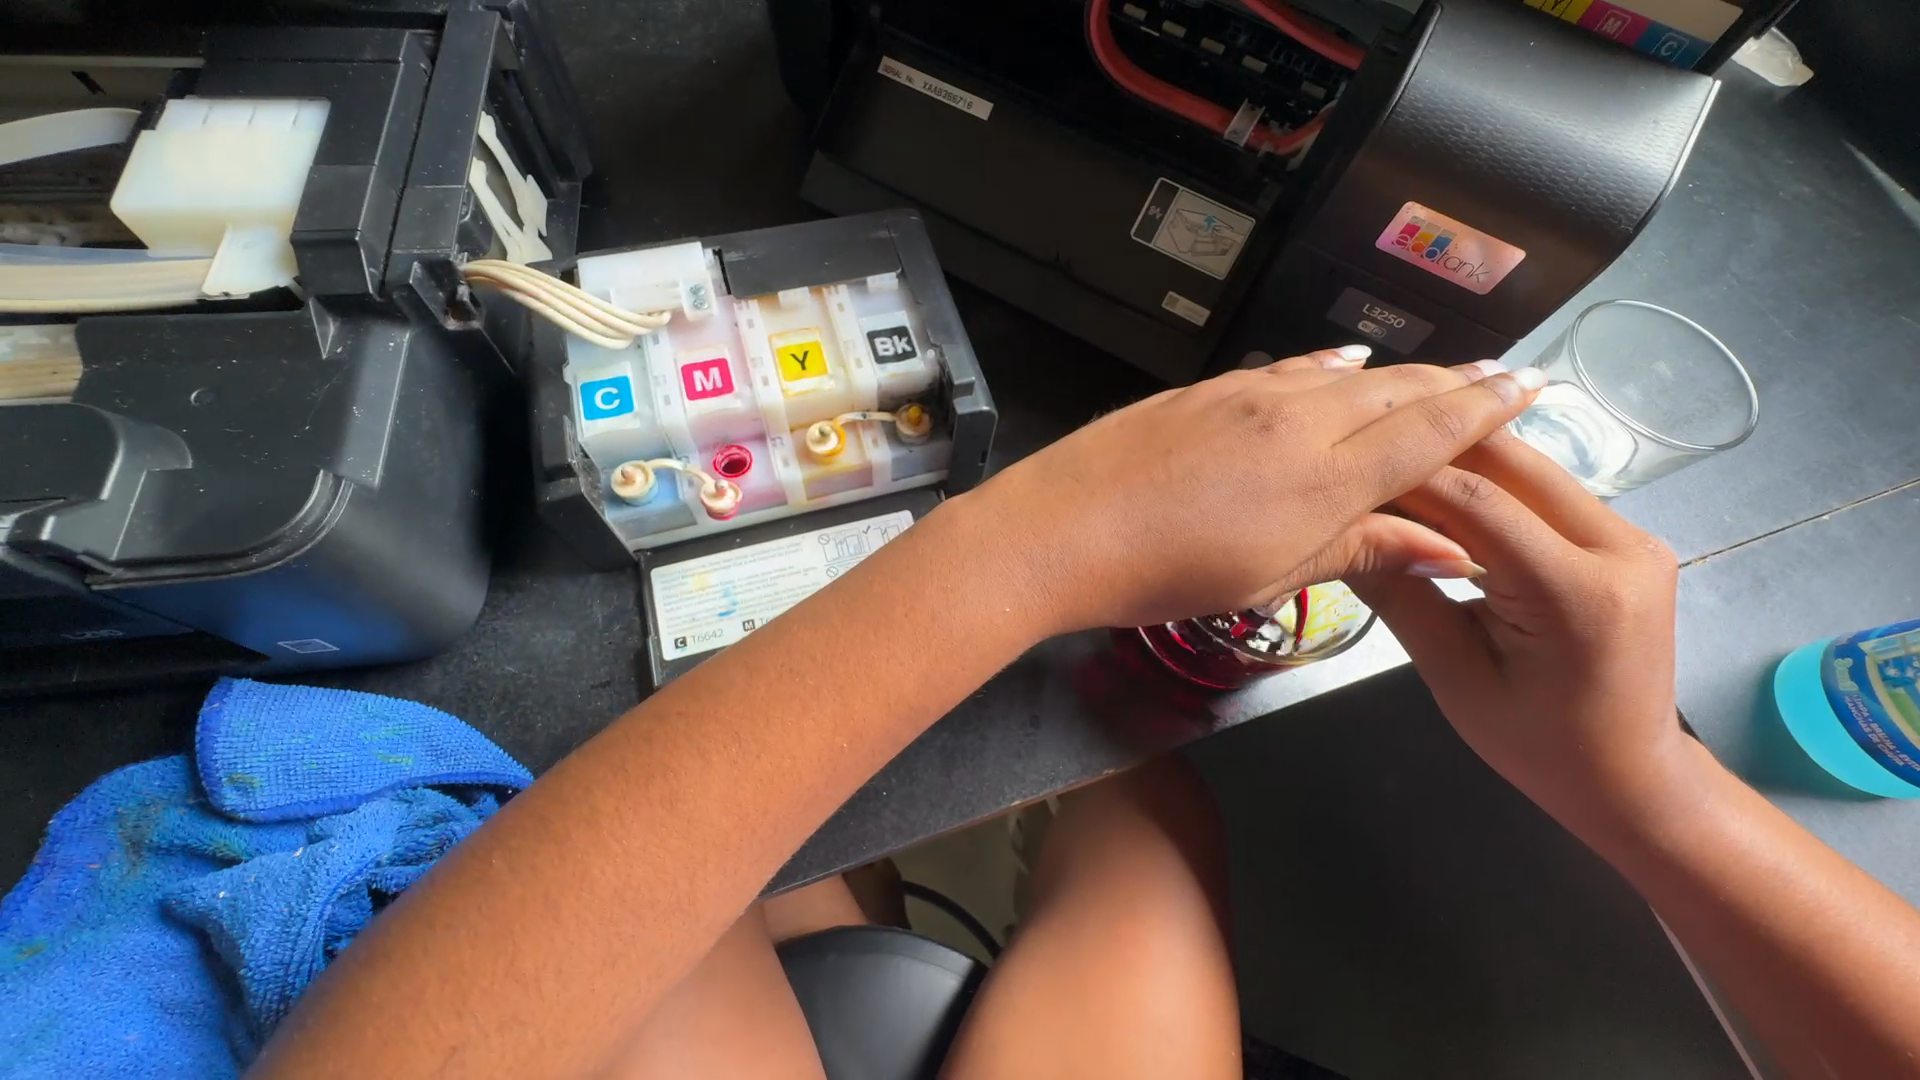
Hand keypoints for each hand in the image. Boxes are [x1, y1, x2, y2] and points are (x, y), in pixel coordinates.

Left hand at [953, 348, 1546, 634]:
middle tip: (1499, 372)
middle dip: (1453, 382)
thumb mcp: (1266, 579)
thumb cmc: (1160, 577)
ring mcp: (1241, 397)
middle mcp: (1293, 420)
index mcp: (1322, 479)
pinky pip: (1282, 369)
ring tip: (1433, 369)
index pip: (1427, 433)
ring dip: (1395, 372)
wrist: (1056, 532)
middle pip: (1393, 392)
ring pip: (1340, 375)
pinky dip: (1324, 366)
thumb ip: (1360, 551)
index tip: (1529, 386)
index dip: (1485, 410)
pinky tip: (1340, 362)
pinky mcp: (1197, 391)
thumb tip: (1452, 547)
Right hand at [1352, 430, 1689, 830]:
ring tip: (1383, 471)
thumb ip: (1397, 593)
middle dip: (1427, 447)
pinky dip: (1477, 484)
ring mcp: (1630, 535)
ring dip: (1450, 460)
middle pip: (1510, 461)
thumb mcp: (1449, 672)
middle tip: (1355, 452)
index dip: (1402, 475)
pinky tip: (1428, 496)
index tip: (1338, 470)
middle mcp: (1622, 545)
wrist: (1627, 775)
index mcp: (1579, 592)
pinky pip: (1536, 490)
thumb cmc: (1533, 742)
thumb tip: (1330, 533)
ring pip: (1524, 466)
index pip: (1476, 501)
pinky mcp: (1619, 536)